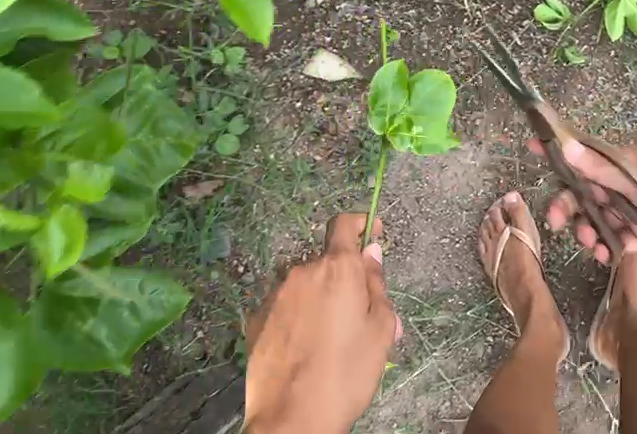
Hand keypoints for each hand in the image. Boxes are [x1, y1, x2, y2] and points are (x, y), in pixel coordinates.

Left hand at [243, 213, 396, 433]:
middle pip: (328, 264)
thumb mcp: (380, 330)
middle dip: (345, 282)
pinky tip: (305, 351)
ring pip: (306, 287)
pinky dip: (298, 319)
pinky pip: (285, 308)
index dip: (361, 223)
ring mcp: (275, 296)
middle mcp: (302, 272)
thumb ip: (377, 285)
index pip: (344, 224)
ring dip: (320, 301)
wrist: (291, 421)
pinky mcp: (256, 321)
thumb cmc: (345, 374)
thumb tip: (370, 252)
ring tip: (331, 342)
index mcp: (336, 269)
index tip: (372, 233)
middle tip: (360, 318)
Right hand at [537, 138, 636, 275]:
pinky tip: (606, 256)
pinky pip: (612, 237)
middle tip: (555, 223)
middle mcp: (625, 183)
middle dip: (568, 204)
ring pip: (596, 215)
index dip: (559, 149)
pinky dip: (605, 245)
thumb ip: (602, 169)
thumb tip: (566, 144)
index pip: (585, 150)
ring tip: (591, 245)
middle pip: (585, 189)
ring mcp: (632, 209)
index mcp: (626, 162)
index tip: (532, 147)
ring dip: (587, 228)